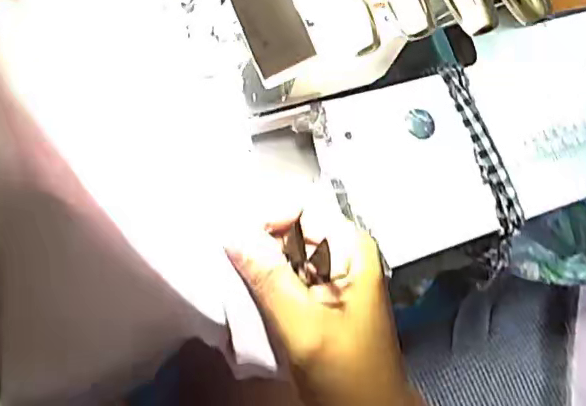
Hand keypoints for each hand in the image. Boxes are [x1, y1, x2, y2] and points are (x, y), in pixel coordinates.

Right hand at [226, 207, 420, 405]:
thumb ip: (269, 279)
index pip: (303, 208)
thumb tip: (234, 235)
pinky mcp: (323, 295)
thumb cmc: (348, 377)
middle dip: (263, 243)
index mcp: (352, 246)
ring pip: (289, 251)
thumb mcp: (304, 327)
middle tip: (234, 261)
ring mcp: (335, 273)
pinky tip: (256, 295)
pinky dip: (272, 282)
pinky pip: (292, 274)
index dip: (269, 219)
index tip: (238, 240)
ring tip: (241, 278)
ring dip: (264, 264)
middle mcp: (346, 250)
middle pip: (294, 228)